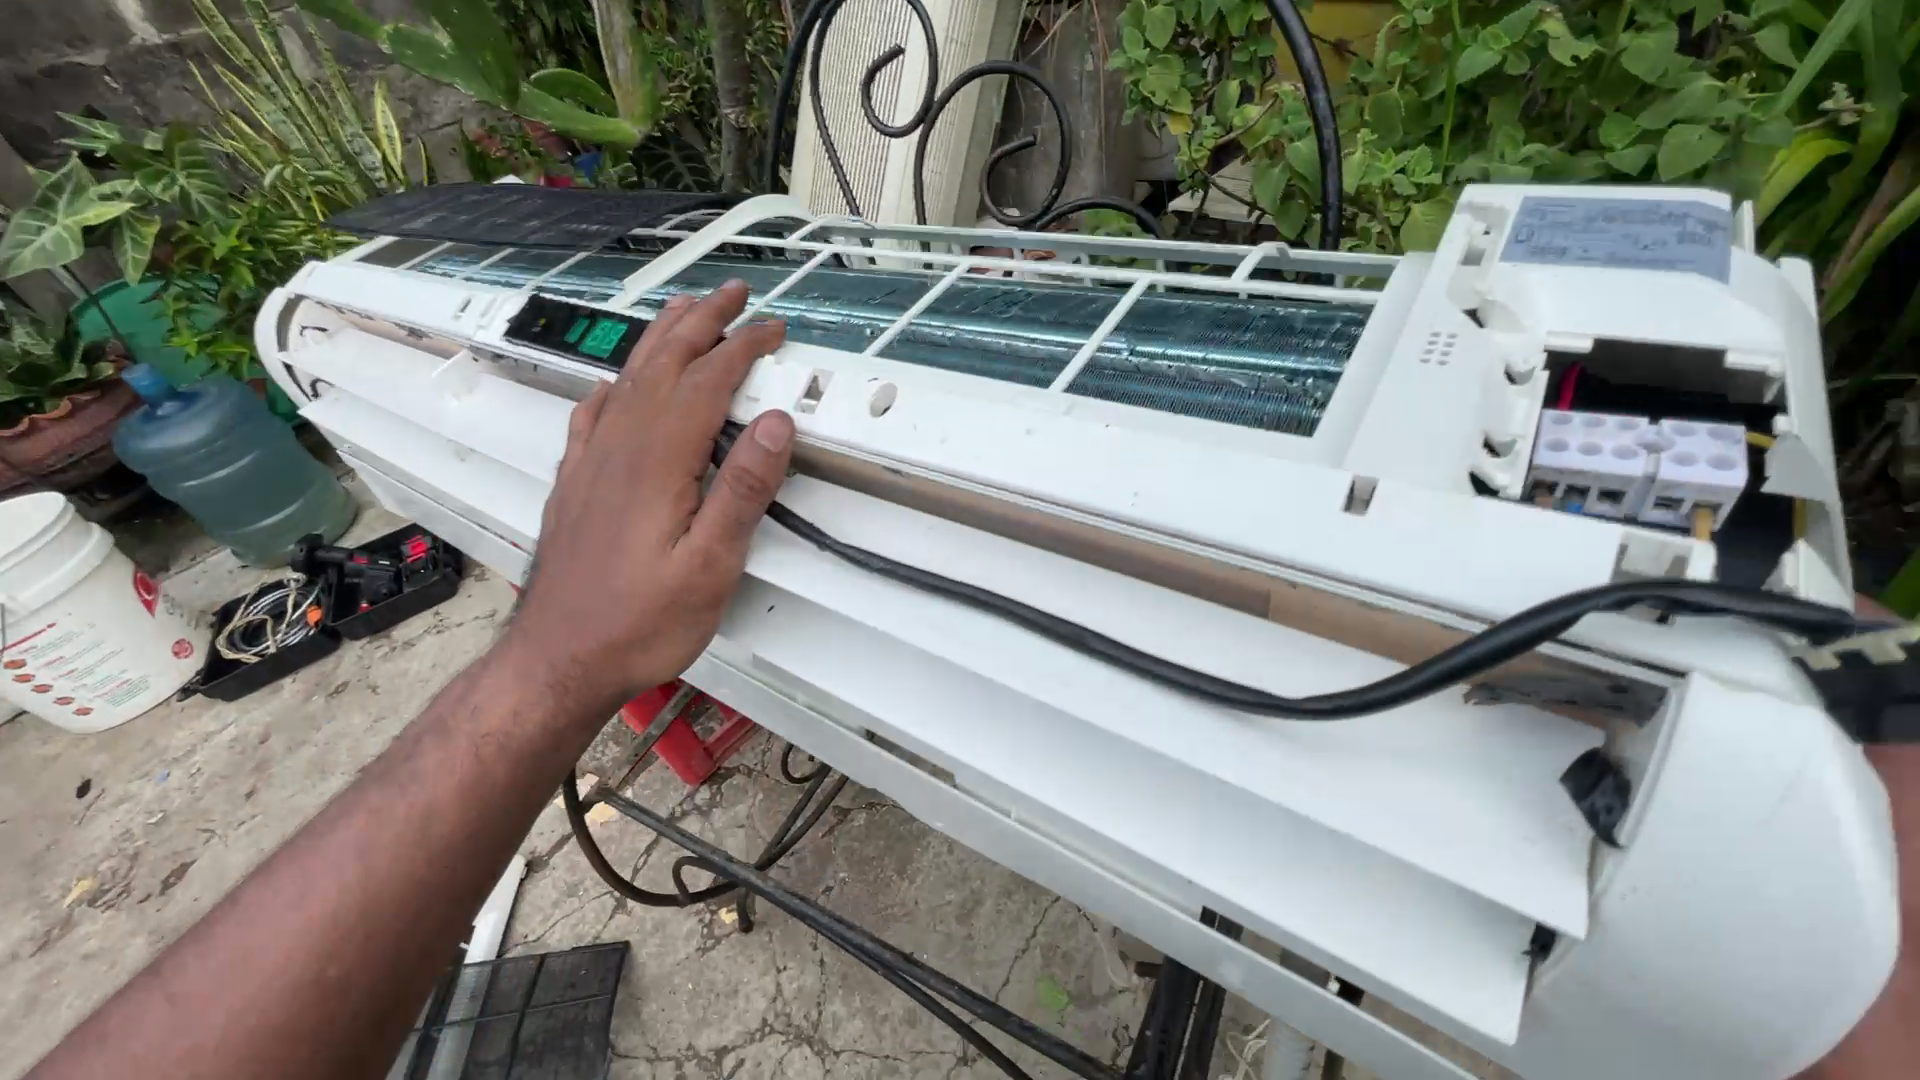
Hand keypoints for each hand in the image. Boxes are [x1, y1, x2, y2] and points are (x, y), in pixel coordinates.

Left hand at [504, 281, 792, 715]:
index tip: (772, 329)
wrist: (559, 659)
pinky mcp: (576, 484)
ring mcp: (591, 463)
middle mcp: (619, 449)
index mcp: (658, 462)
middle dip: (703, 322)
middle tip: (732, 294)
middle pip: (664, 363)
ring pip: (629, 378)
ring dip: (661, 338)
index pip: (707, 382)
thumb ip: (742, 491)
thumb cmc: (638, 623)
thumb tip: (773, 425)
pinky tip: (615, 384)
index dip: (742, 348)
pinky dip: (613, 386)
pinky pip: (593, 416)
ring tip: (684, 312)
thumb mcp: (710, 567)